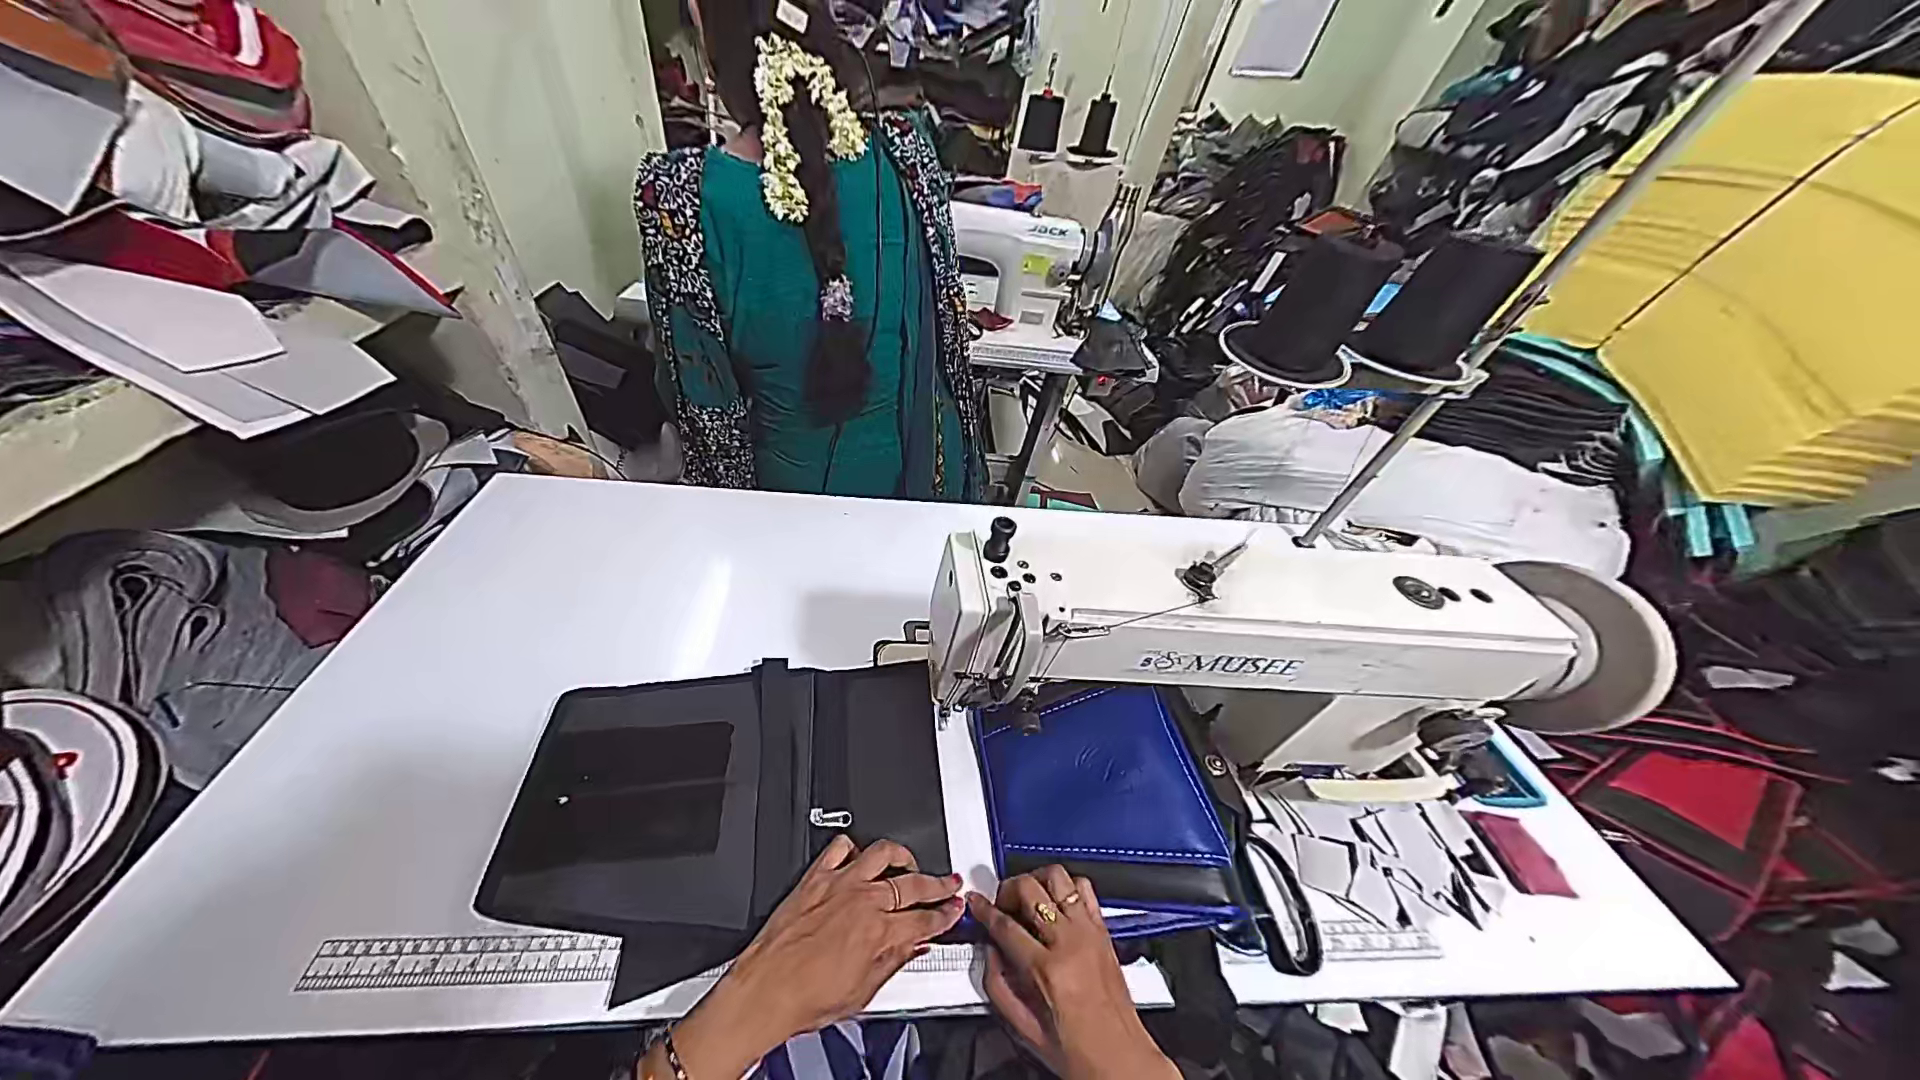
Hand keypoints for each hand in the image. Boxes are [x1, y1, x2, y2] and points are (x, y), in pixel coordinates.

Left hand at [647, 836, 963, 1078]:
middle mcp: (864, 901)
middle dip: (939, 883)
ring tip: (909, 860)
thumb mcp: (863, 993)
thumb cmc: (805, 998)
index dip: (946, 914)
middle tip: (949, 882)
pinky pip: (841, 847)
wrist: (764, 991)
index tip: (954, 909)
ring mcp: (840, 883)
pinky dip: (854, 846)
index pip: (925, 918)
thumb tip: (914, 946)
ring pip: (883, 853)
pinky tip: (859, 853)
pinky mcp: (816, 877)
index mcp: (879, 932)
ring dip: (902, 855)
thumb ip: (894, 961)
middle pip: (914, 882)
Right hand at [969, 869, 1177, 1079]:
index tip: (978, 904)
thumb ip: (998, 987)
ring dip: (1035, 881)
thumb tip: (989, 953)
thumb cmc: (1080, 1053)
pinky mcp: (1103, 930)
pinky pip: (1084, 887)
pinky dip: (1066, 886)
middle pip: (1028, 889)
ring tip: (1028, 896)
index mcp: (1047, 970)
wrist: (1122, 1061)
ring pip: (1057, 877)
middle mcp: (1069, 943)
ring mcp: (1089, 932)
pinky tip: (1056, 900)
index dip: (984, 910)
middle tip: (1002, 903)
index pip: (1005, 924)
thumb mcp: (1025, 1030)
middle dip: (1006, 890)